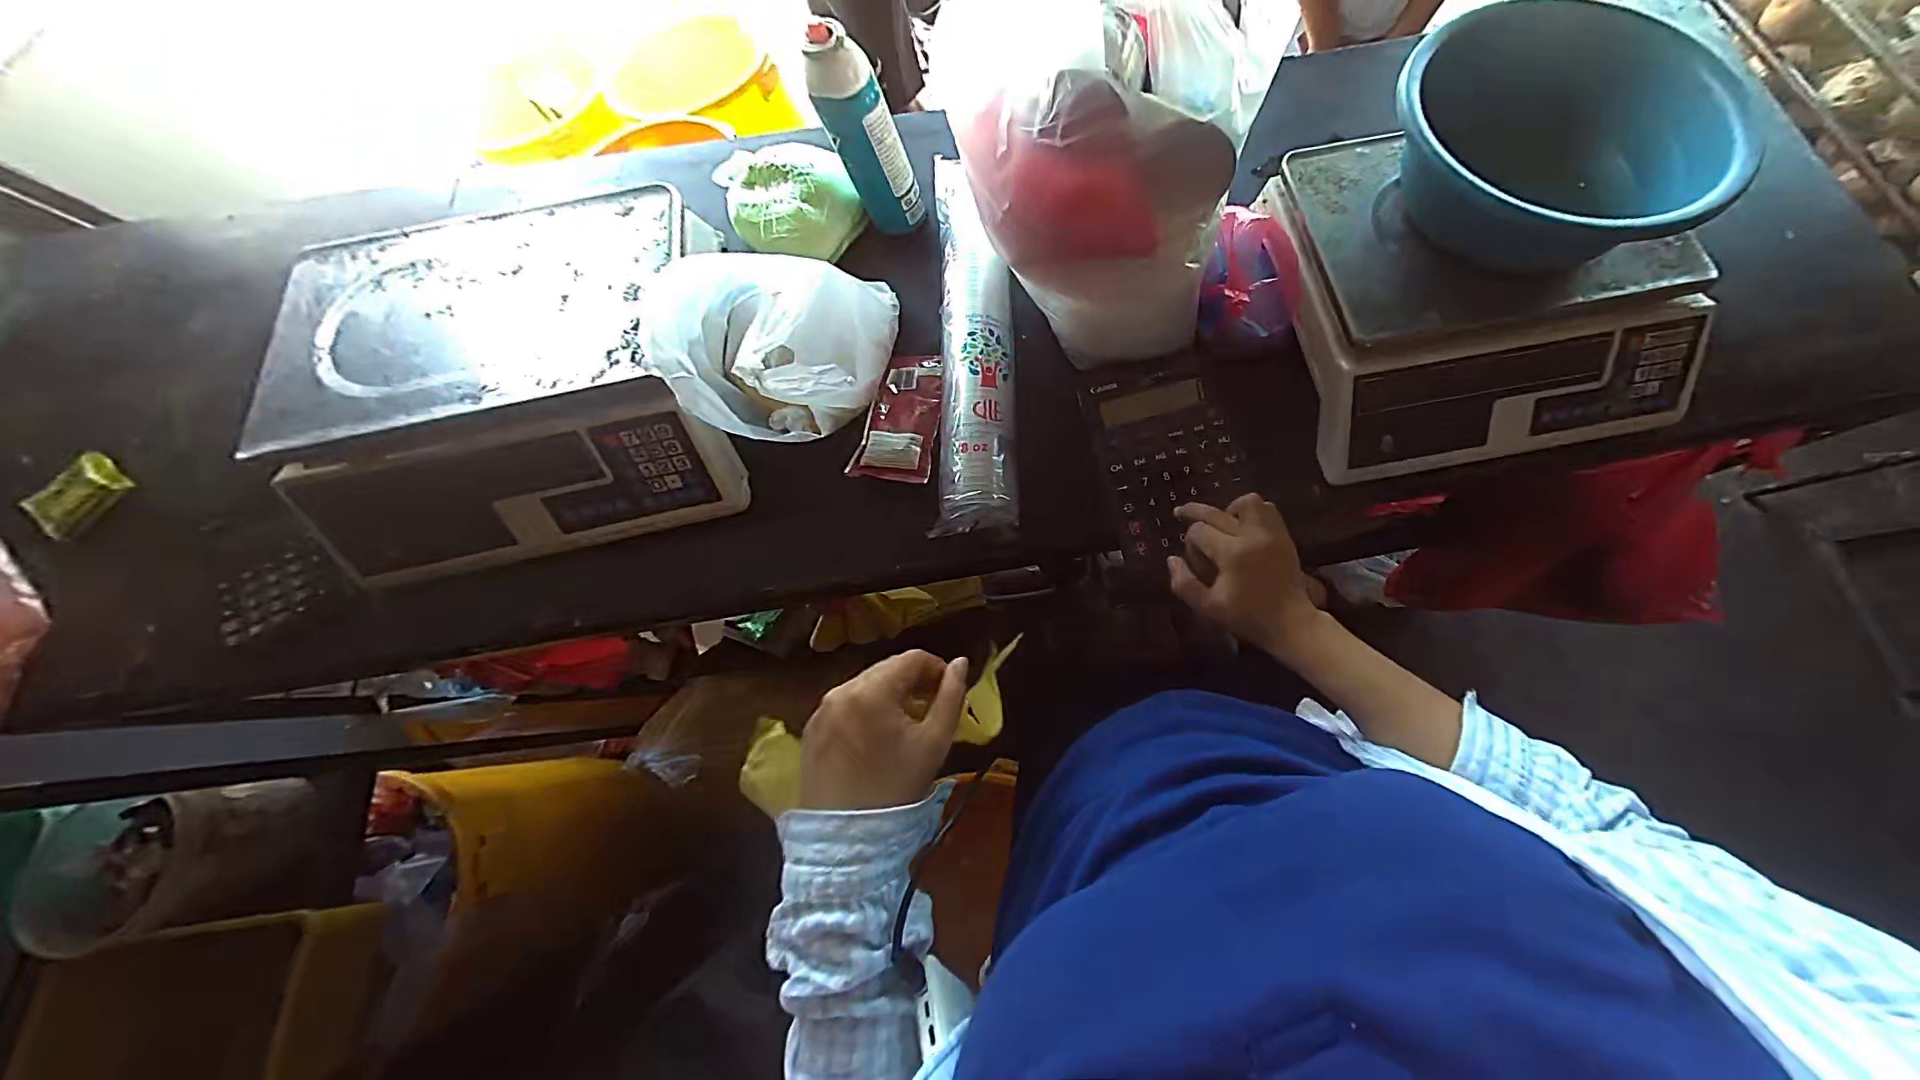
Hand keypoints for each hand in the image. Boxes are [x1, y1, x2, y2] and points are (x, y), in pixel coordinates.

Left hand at [799, 650, 969, 810]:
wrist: (844, 838)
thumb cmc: (895, 789)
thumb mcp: (934, 743)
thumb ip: (951, 697)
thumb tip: (961, 664)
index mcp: (872, 691)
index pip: (912, 658)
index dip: (937, 668)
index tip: (948, 689)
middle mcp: (842, 690)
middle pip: (887, 667)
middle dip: (913, 680)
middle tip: (931, 706)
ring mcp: (822, 708)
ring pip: (866, 683)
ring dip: (890, 693)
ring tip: (906, 722)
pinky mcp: (812, 726)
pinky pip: (846, 702)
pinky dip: (866, 708)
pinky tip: (877, 735)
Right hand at [1169, 495, 1326, 656]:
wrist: (1291, 623)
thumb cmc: (1247, 618)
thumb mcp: (1208, 607)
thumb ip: (1184, 583)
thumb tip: (1172, 560)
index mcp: (1232, 553)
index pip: (1198, 531)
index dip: (1189, 544)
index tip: (1192, 561)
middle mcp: (1252, 536)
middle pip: (1216, 512)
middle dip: (1194, 512)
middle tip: (1180, 512)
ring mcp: (1271, 534)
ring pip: (1248, 502)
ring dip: (1229, 509)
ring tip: (1220, 522)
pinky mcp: (1284, 537)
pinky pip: (1268, 510)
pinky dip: (1252, 513)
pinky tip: (1242, 527)